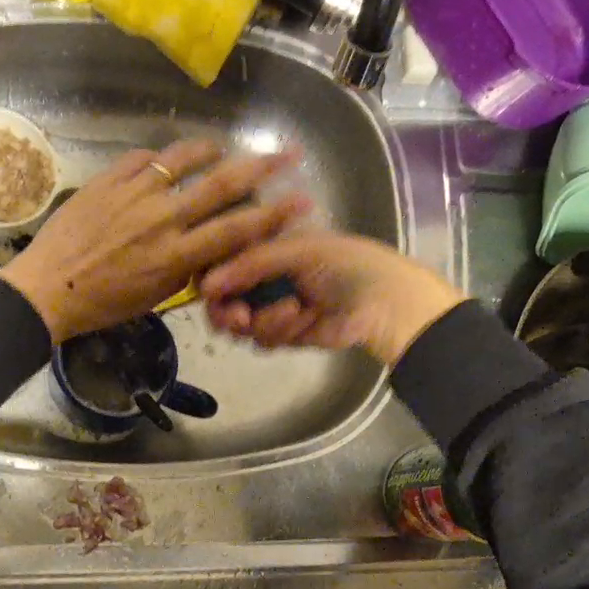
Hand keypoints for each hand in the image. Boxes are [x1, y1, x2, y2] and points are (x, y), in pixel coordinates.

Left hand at [0, 139, 310, 344]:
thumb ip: (185, 269)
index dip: (273, 214)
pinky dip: (160, 156)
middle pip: (221, 185)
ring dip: (209, 150)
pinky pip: (143, 157)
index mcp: (176, 256)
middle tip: (287, 153)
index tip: (301, 200)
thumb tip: (208, 246)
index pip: (236, 230)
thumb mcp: (153, 297)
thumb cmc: (103, 305)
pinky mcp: (108, 179)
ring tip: (221, 147)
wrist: (48, 289)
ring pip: (183, 158)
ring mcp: (134, 193)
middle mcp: (162, 219)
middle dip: (260, 167)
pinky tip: (166, 159)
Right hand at [200, 231, 465, 365]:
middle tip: (239, 318)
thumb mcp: (297, 251)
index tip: (210, 290)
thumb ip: (249, 265)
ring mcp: (273, 308)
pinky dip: (279, 332)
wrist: (384, 303)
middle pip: (224, 301)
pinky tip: (302, 319)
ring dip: (262, 321)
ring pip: (241, 325)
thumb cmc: (346, 264)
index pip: (224, 263)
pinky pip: (263, 340)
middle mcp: (265, 278)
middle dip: (228, 311)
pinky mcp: (286, 335)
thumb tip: (203, 286)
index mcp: (267, 248)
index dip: (212, 278)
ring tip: (291, 312)